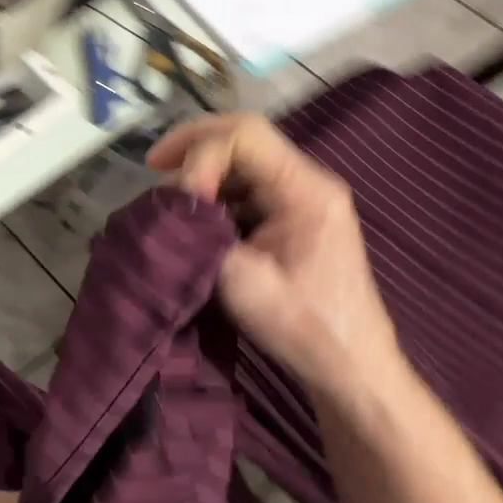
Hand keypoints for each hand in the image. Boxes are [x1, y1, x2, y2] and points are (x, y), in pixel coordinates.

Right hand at [148, 113, 404, 409]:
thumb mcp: (241, 278)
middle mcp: (308, 182)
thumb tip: (168, 203)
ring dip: (200, 170)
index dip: (199, 155)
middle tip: (153, 168)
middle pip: (242, 136)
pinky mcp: (291, 216)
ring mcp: (301, 198)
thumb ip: (202, 231)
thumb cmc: (300, 324)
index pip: (243, 136)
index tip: (180, 198)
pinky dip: (212, 191)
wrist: (349, 366)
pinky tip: (196, 220)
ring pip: (240, 158)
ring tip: (174, 203)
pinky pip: (245, 184)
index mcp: (305, 190)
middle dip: (192, 146)